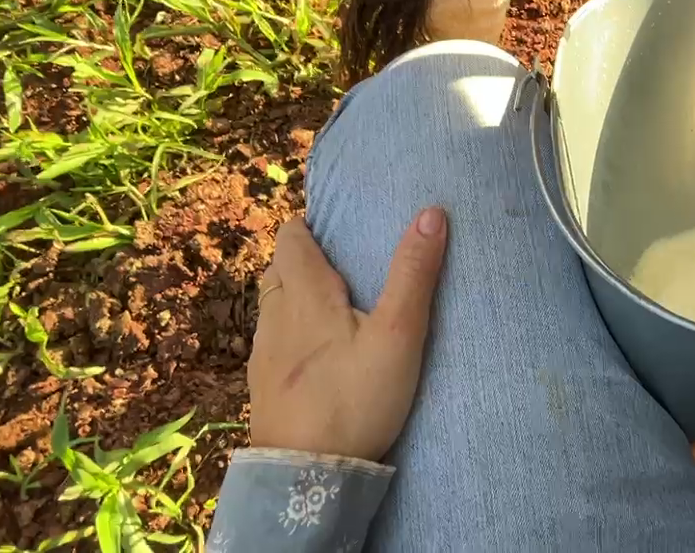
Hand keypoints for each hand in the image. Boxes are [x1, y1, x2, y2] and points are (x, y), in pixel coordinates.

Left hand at [248, 210, 447, 459]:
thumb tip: (431, 212)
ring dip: (293, 290)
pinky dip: (289, 325)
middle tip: (340, 257)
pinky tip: (315, 347)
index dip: (308, 225)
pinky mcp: (263, 388)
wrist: (305, 482)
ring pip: (271, 305)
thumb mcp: (398, 333)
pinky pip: (271, 338)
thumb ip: (413, 273)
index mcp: (305, 296)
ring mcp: (263, 356)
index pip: (291, 240)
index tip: (335, 222)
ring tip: (331, 298)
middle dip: (301, 255)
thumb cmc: (355, 397)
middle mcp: (275, 318)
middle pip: (277, 269)